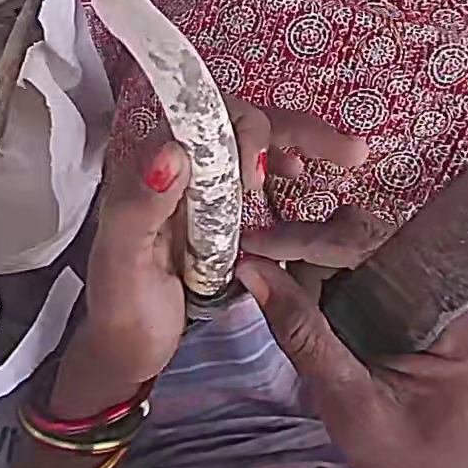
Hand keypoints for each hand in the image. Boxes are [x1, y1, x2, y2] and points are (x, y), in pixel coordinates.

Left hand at [56, 100, 368, 417]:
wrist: (130, 348)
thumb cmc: (121, 307)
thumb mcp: (123, 262)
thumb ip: (140, 209)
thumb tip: (171, 151)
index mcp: (151, 169)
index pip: (200, 120)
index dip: (238, 131)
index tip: (258, 177)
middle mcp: (178, 169)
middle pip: (236, 124)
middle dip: (289, 129)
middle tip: (346, 151)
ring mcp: (202, 189)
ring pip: (253, 145)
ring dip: (298, 141)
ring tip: (346, 156)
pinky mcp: (221, 213)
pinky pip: (258, 178)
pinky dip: (287, 169)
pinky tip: (303, 179)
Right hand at [235, 259, 467, 467]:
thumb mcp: (350, 404)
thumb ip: (301, 333)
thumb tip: (250, 270)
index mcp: (464, 309)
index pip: (377, 247)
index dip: (311, 241)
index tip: (254, 243)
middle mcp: (465, 292)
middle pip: (373, 243)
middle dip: (312, 258)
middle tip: (264, 276)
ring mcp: (450, 300)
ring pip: (368, 257)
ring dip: (319, 273)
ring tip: (285, 299)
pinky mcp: (432, 312)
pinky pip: (374, 278)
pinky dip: (334, 288)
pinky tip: (310, 309)